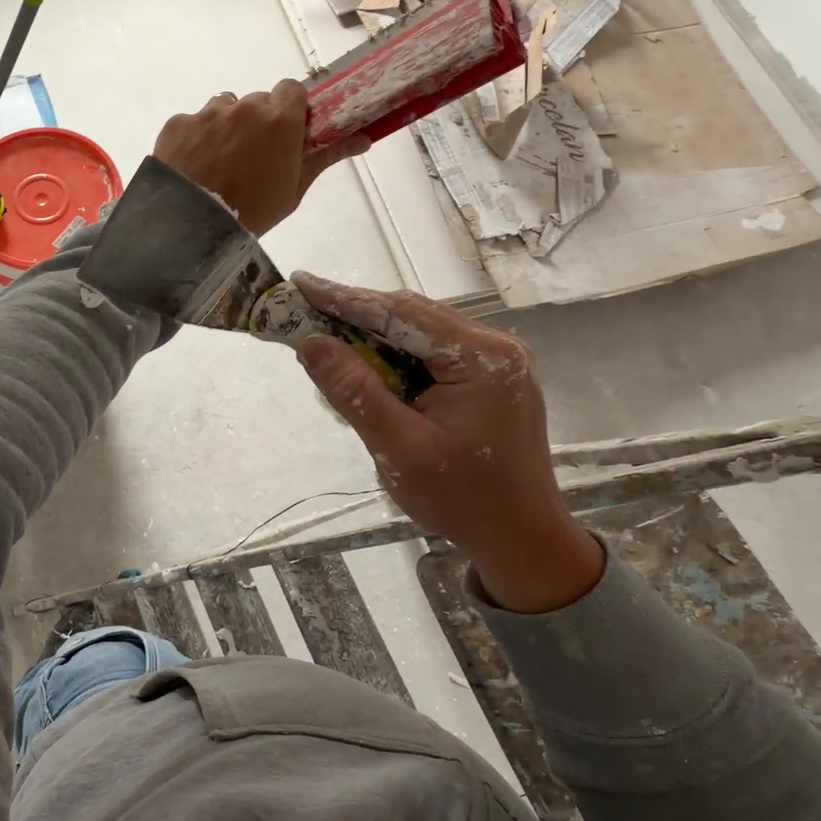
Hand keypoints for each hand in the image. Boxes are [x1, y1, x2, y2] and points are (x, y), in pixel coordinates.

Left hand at [152, 81, 368, 234]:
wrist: (192, 225)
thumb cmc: (252, 212)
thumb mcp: (294, 188)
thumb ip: (326, 156)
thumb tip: (365, 138)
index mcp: (280, 120)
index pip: (291, 89)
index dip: (289, 108)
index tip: (285, 130)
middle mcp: (244, 108)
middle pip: (256, 101)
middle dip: (256, 121)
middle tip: (250, 155)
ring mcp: (207, 114)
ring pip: (223, 108)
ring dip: (225, 126)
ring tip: (218, 161)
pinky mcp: (178, 124)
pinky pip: (192, 122)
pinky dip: (194, 138)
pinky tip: (192, 165)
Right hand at [290, 273, 604, 612]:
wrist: (521, 537)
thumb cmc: (462, 498)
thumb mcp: (398, 447)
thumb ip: (355, 392)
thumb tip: (309, 343)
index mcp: (480, 359)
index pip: (399, 314)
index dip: (343, 298)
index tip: (299, 283)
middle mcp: (494, 347)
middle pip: (410, 314)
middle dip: (353, 311)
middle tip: (301, 309)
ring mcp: (495, 361)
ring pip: (418, 329)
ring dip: (371, 332)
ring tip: (323, 333)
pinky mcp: (488, 377)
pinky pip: (430, 350)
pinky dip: (392, 351)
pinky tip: (364, 361)